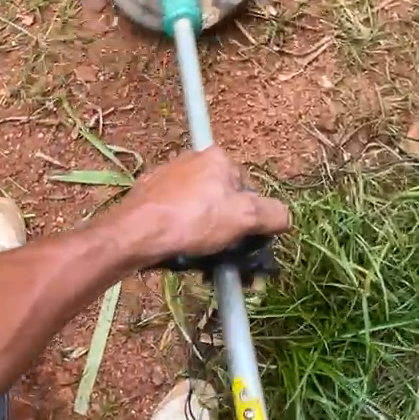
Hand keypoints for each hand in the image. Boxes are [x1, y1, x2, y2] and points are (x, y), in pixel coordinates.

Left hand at [104, 148, 290, 264]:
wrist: (135, 232)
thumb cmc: (191, 220)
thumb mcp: (244, 217)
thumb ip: (272, 214)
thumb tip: (284, 217)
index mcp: (217, 158)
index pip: (248, 191)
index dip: (251, 221)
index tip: (246, 245)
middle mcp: (192, 161)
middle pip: (223, 203)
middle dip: (228, 233)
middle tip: (226, 259)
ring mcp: (167, 178)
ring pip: (199, 213)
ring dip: (207, 239)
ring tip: (203, 261)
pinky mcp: (149, 197)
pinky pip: (177, 218)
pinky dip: (184, 236)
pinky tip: (181, 253)